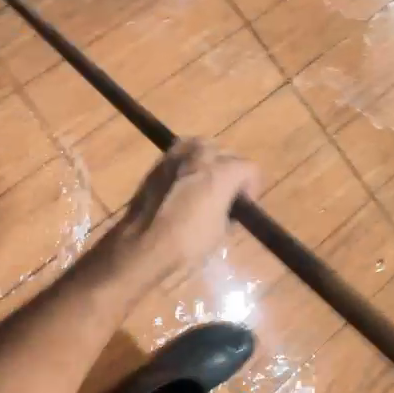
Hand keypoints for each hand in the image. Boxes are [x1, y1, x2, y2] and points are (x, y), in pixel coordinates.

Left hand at [103, 139, 257, 285]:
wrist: (142, 245)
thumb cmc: (187, 243)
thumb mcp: (220, 231)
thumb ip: (229, 210)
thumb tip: (227, 206)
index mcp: (222, 171)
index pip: (249, 168)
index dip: (251, 187)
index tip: (244, 206)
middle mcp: (201, 154)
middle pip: (227, 153)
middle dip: (231, 172)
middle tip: (226, 196)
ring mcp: (177, 155)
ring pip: (203, 147)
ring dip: (209, 162)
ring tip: (205, 185)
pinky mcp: (158, 162)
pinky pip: (182, 154)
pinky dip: (188, 164)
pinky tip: (184, 185)